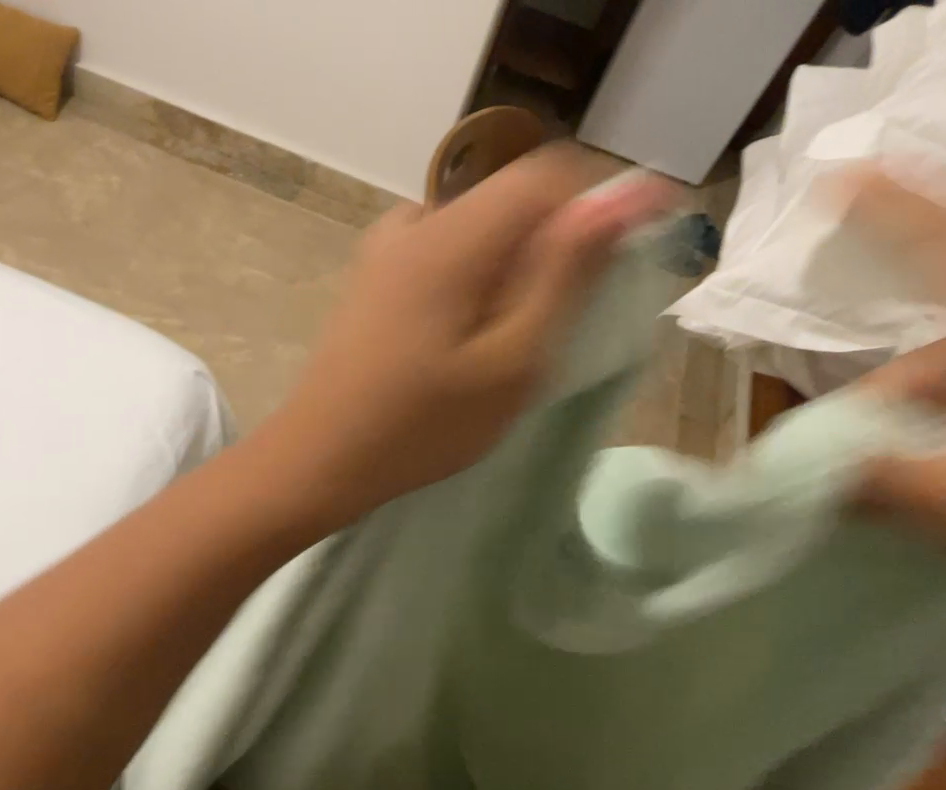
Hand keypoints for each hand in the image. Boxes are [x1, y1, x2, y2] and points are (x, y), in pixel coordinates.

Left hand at [255, 146, 674, 525]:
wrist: (319, 460)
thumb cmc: (420, 428)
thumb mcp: (511, 362)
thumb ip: (566, 273)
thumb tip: (625, 193)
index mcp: (451, 236)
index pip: (550, 172)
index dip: (600, 202)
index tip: (624, 259)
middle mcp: (415, 221)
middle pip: (512, 197)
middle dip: (555, 242)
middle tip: (563, 321)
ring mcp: (386, 247)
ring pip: (480, 227)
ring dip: (515, 266)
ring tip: (511, 339)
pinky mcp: (374, 276)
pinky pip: (446, 252)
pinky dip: (476, 278)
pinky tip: (466, 336)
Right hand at [844, 168, 945, 605]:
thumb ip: (876, 479)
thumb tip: (795, 472)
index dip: (891, 208)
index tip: (839, 178)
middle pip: (918, 365)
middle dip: (873, 421)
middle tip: (834, 479)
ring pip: (942, 400)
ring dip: (907, 446)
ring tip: (896, 506)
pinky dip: (937, 450)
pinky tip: (930, 497)